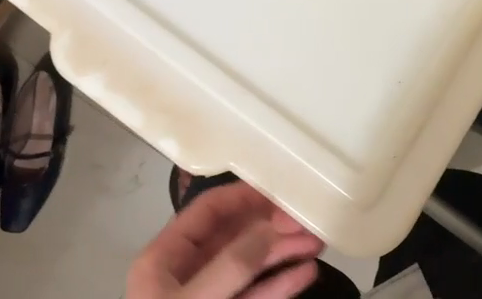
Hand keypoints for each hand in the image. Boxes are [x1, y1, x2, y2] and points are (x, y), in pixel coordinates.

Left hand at [127, 184, 325, 298]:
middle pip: (234, 237)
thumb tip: (271, 227)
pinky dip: (280, 285)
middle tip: (310, 222)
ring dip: (283, 253)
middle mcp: (184, 276)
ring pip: (249, 267)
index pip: (207, 212)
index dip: (245, 197)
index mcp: (163, 261)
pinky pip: (255, 298)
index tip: (284, 193)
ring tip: (319, 243)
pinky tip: (306, 274)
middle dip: (273, 228)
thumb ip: (233, 265)